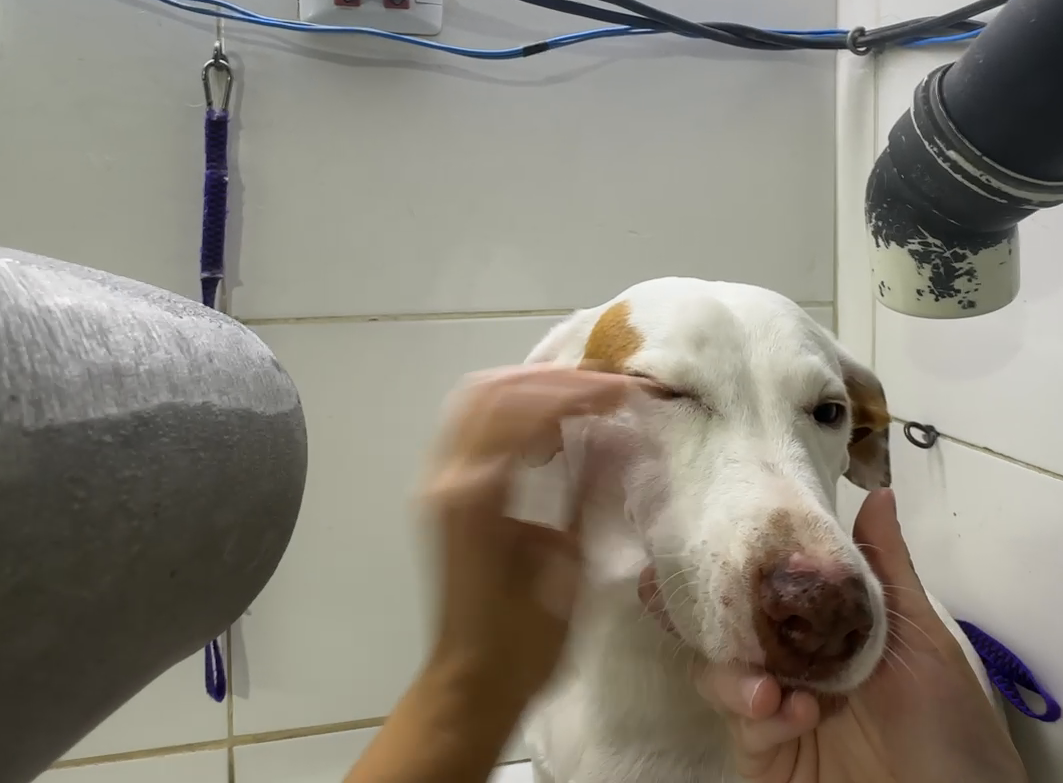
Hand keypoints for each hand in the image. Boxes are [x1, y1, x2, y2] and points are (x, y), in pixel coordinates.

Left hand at [421, 365, 651, 708]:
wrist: (470, 683)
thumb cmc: (523, 642)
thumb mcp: (569, 569)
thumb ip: (590, 492)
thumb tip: (625, 436)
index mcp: (477, 497)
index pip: (526, 413)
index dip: (579, 394)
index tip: (624, 392)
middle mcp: (447, 476)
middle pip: (493, 390)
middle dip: (553, 379)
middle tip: (604, 387)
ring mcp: (437, 479)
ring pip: (476, 398)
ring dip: (529, 386)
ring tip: (580, 396)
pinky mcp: (442, 488)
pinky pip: (471, 423)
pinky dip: (510, 408)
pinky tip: (546, 424)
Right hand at [697, 490, 1025, 782]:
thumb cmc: (949, 723)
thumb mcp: (919, 638)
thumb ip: (884, 568)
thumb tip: (879, 490)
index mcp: (816, 628)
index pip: (758, 589)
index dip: (722, 566)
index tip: (690, 537)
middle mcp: (788, 663)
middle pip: (722, 627)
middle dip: (700, 612)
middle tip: (680, 596)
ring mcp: (775, 711)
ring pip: (716, 673)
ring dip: (731, 673)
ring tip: (766, 687)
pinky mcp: (767, 755)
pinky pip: (740, 725)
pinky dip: (755, 715)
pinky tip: (787, 713)